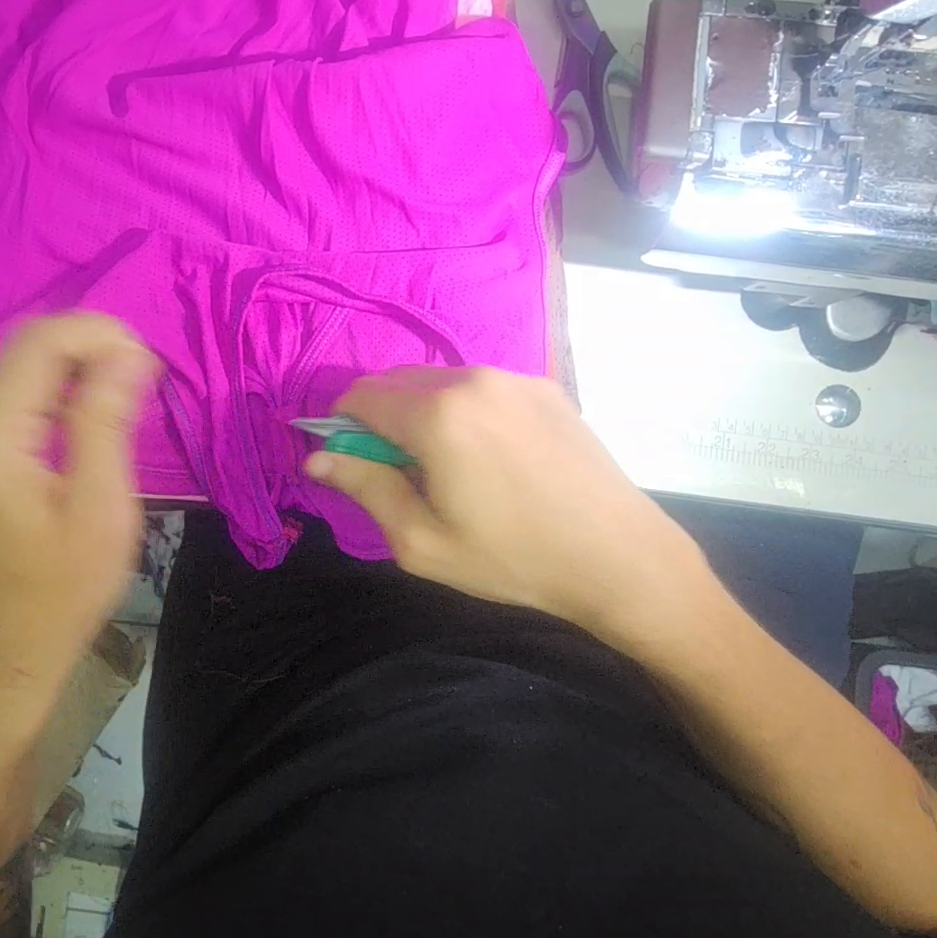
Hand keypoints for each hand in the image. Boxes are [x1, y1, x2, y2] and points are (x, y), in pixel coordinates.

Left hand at [0, 312, 158, 742]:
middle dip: (88, 345)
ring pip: (18, 370)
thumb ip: (106, 423)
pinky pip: (15, 401)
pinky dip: (58, 391)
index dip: (98, 334)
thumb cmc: (62, 596)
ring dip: (75, 365)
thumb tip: (128, 353)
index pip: (40, 343)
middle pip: (24, 348)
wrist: (10, 659)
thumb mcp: (100, 511)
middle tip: (144, 377)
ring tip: (128, 392)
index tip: (151, 364)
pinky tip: (92, 414)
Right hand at [304, 367, 714, 647]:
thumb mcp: (421, 540)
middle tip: (401, 474)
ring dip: (422, 414)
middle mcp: (474, 378)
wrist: (620, 558)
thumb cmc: (512, 559)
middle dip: (382, 419)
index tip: (354, 464)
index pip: (360, 395)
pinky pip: (481, 388)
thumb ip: (364, 488)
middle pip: (398, 381)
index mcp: (437, 414)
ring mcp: (515, 378)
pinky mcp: (546, 387)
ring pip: (440, 381)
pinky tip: (491, 458)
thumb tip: (316, 458)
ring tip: (449, 469)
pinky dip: (463, 411)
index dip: (342, 426)